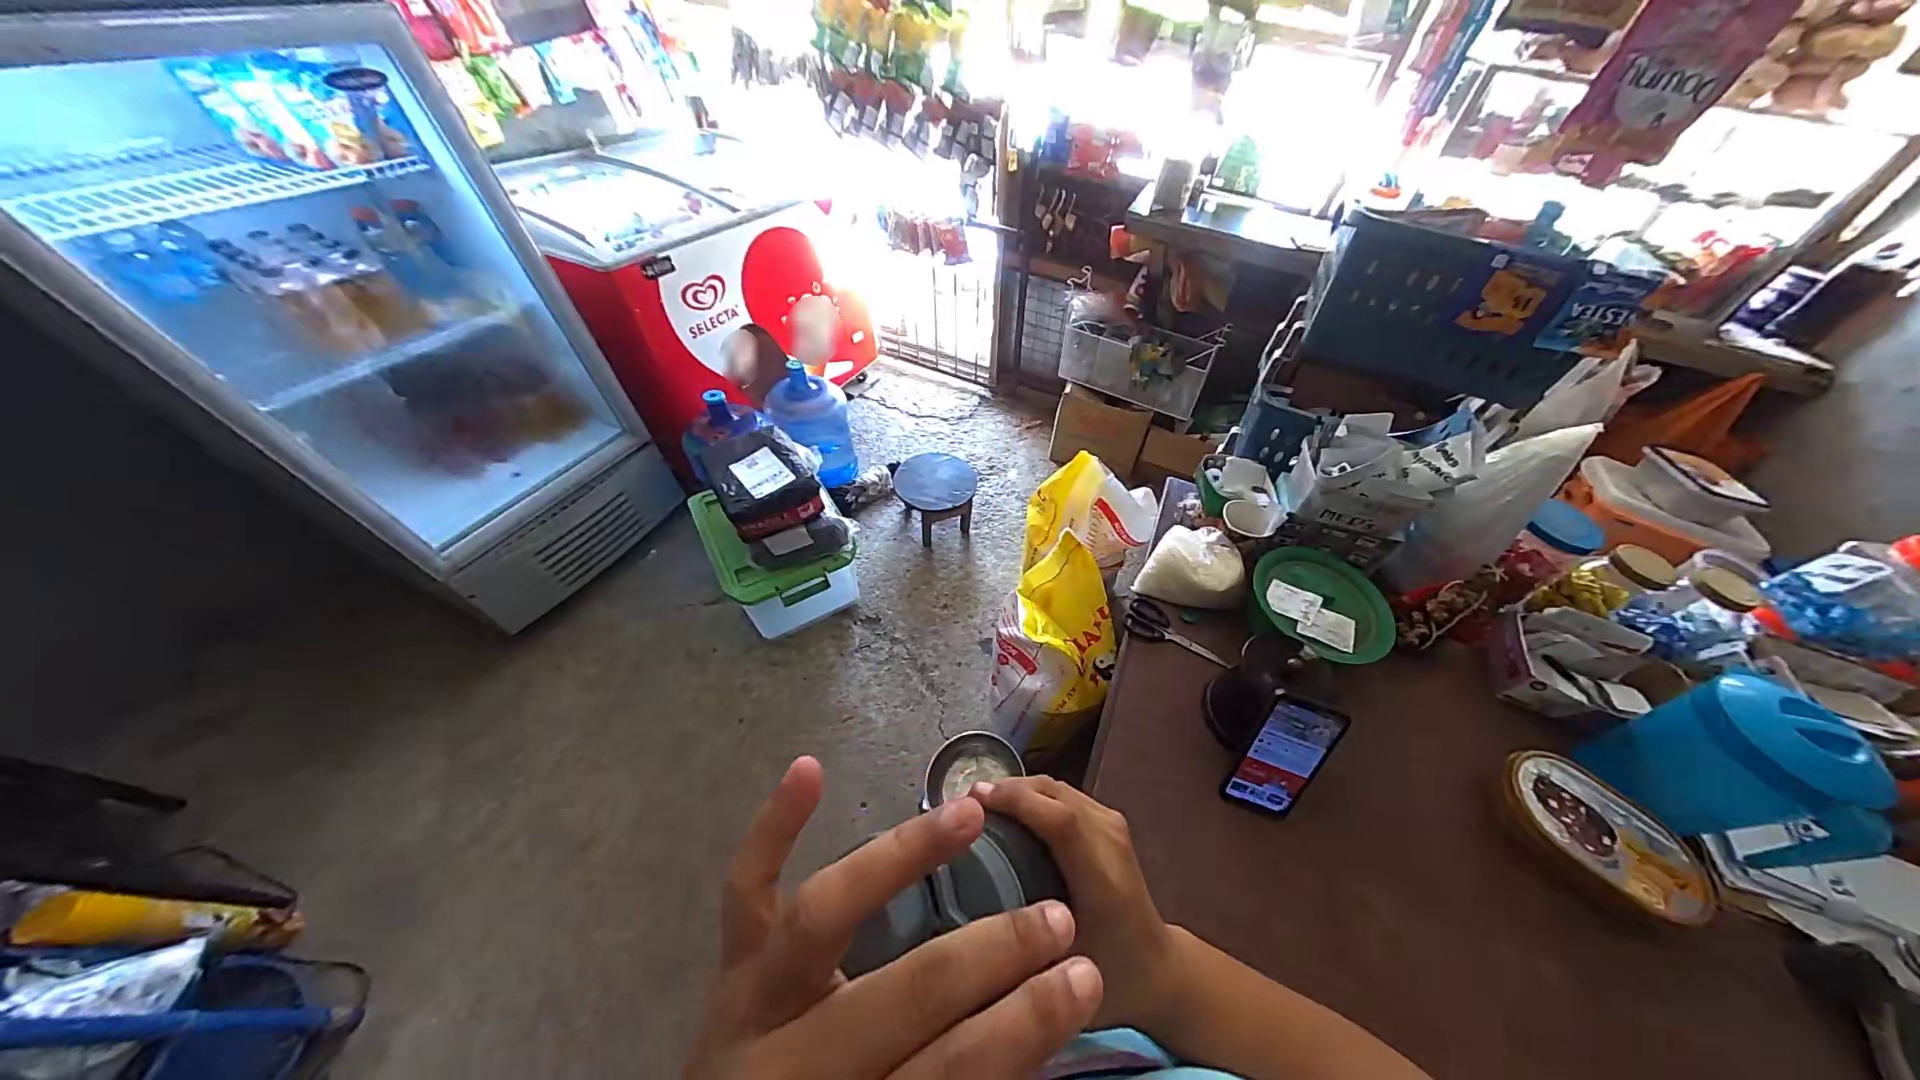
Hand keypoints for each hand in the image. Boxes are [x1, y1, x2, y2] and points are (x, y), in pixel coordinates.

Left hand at [683, 756, 1105, 1079]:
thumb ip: (959, 1073)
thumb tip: (1040, 1024)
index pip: (952, 1069)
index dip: (1024, 1026)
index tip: (1085, 977)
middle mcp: (792, 1058)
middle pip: (905, 992)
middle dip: (994, 950)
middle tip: (1057, 917)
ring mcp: (750, 995)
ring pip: (824, 914)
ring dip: (905, 857)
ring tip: (970, 814)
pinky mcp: (730, 959)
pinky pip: (746, 885)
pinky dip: (774, 825)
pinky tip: (810, 768)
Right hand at [970, 775, 1175, 1031]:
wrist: (1160, 969)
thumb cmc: (1111, 976)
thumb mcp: (1064, 970)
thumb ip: (1026, 944)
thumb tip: (969, 928)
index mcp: (1103, 877)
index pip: (1061, 820)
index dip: (1017, 801)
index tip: (972, 800)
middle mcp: (1110, 838)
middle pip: (1054, 792)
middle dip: (1006, 789)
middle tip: (962, 804)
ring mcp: (1112, 823)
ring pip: (1056, 787)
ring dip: (1016, 788)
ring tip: (978, 806)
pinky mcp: (1107, 819)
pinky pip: (1061, 794)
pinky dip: (1030, 795)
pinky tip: (1006, 812)